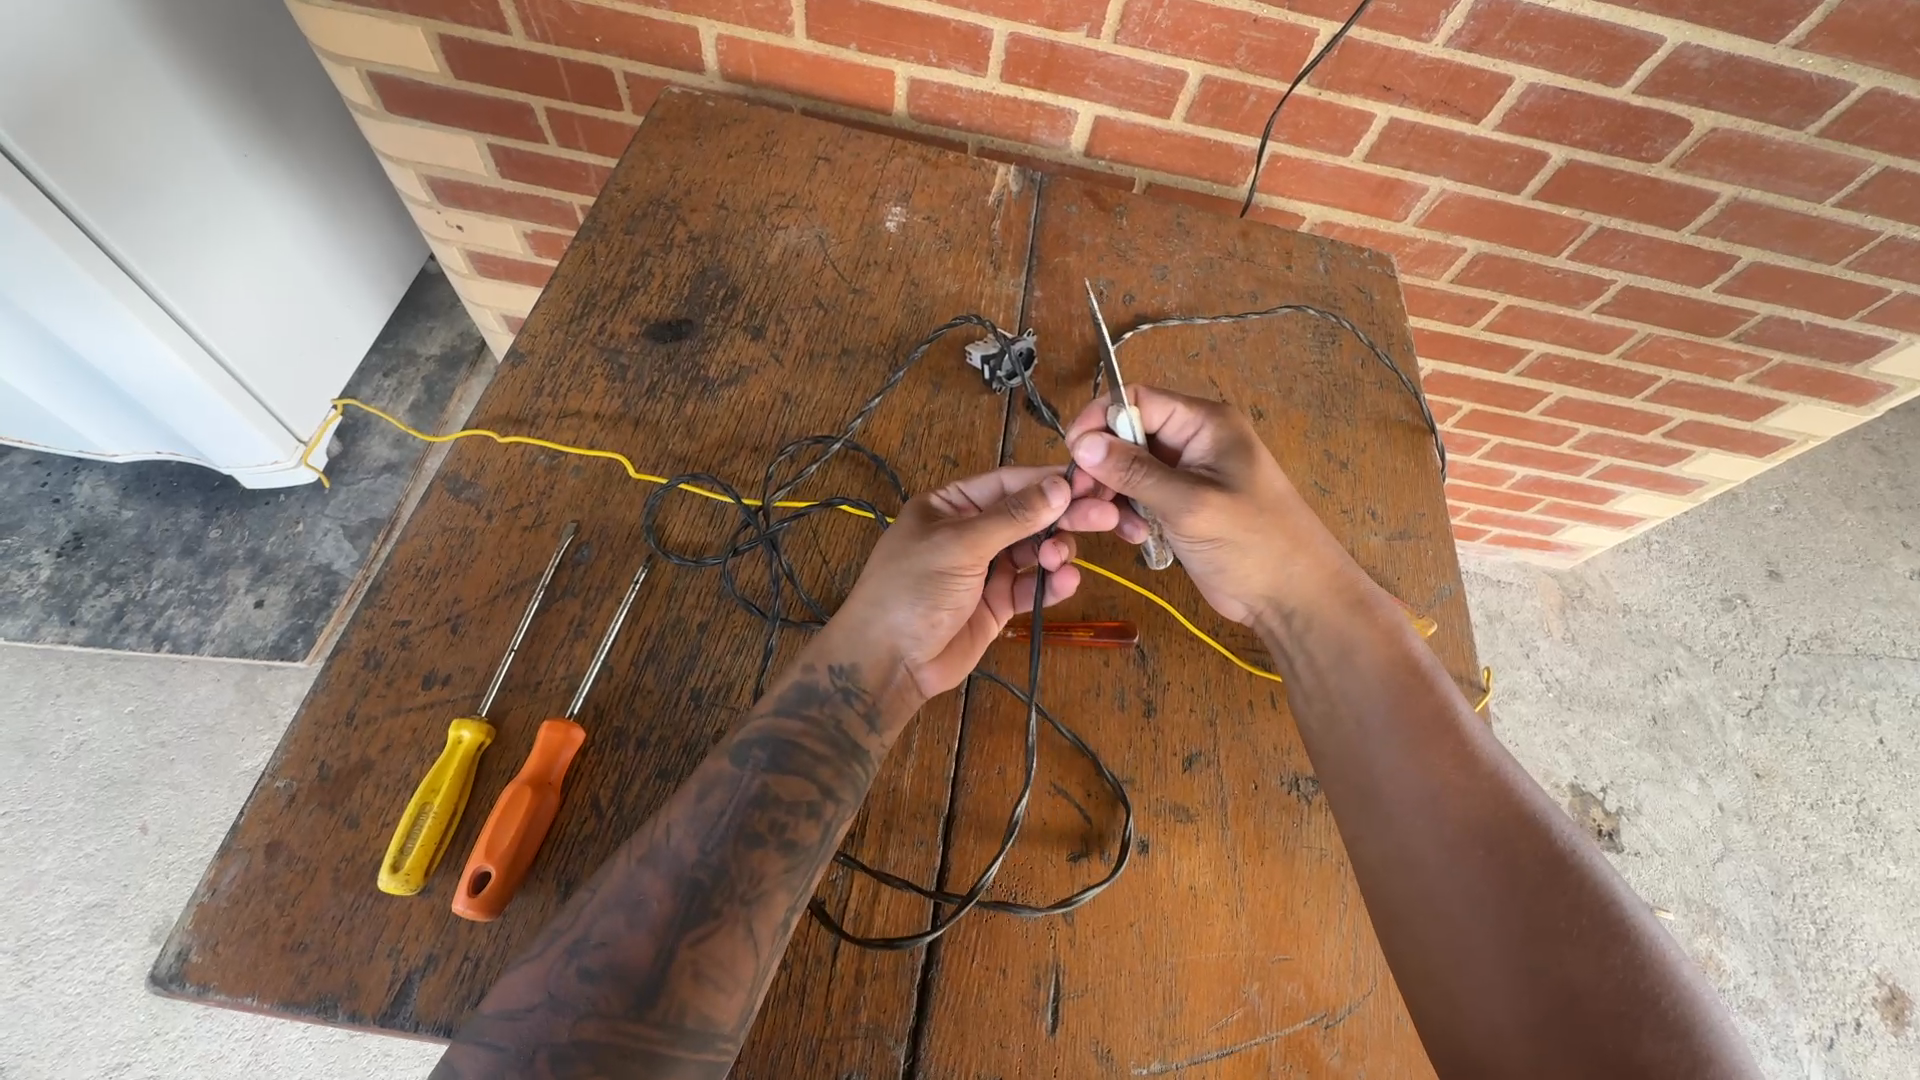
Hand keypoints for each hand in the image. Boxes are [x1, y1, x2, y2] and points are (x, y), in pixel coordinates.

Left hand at [835, 466, 1118, 701]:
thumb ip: (1013, 517)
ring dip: (1055, 551)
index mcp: (951, 505)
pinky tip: (1066, 582)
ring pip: (1035, 551)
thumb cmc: (912, 589)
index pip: (1009, 484)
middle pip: (1028, 516)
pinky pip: (1031, 587)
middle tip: (1106, 516)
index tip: (1093, 482)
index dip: (1050, 482)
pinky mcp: (997, 604)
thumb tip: (1060, 485)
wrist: (888, 662)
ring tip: (1060, 561)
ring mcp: (985, 570)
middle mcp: (970, 532)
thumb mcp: (959, 545)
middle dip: (1064, 516)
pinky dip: (1050, 584)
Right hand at [1065, 386, 1362, 627]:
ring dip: (1113, 494)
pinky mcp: (1179, 505)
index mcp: (1204, 423)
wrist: (1291, 596)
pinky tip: (1133, 536)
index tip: (1072, 452)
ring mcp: (1185, 474)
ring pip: (1128, 469)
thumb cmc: (1253, 542)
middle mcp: (1192, 441)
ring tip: (1112, 524)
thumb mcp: (1189, 504)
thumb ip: (1134, 472)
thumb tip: (1082, 444)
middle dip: (1102, 465)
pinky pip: (1139, 497)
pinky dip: (1128, 513)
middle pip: (1127, 435)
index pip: (1137, 400)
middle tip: (1085, 499)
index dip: (1100, 419)